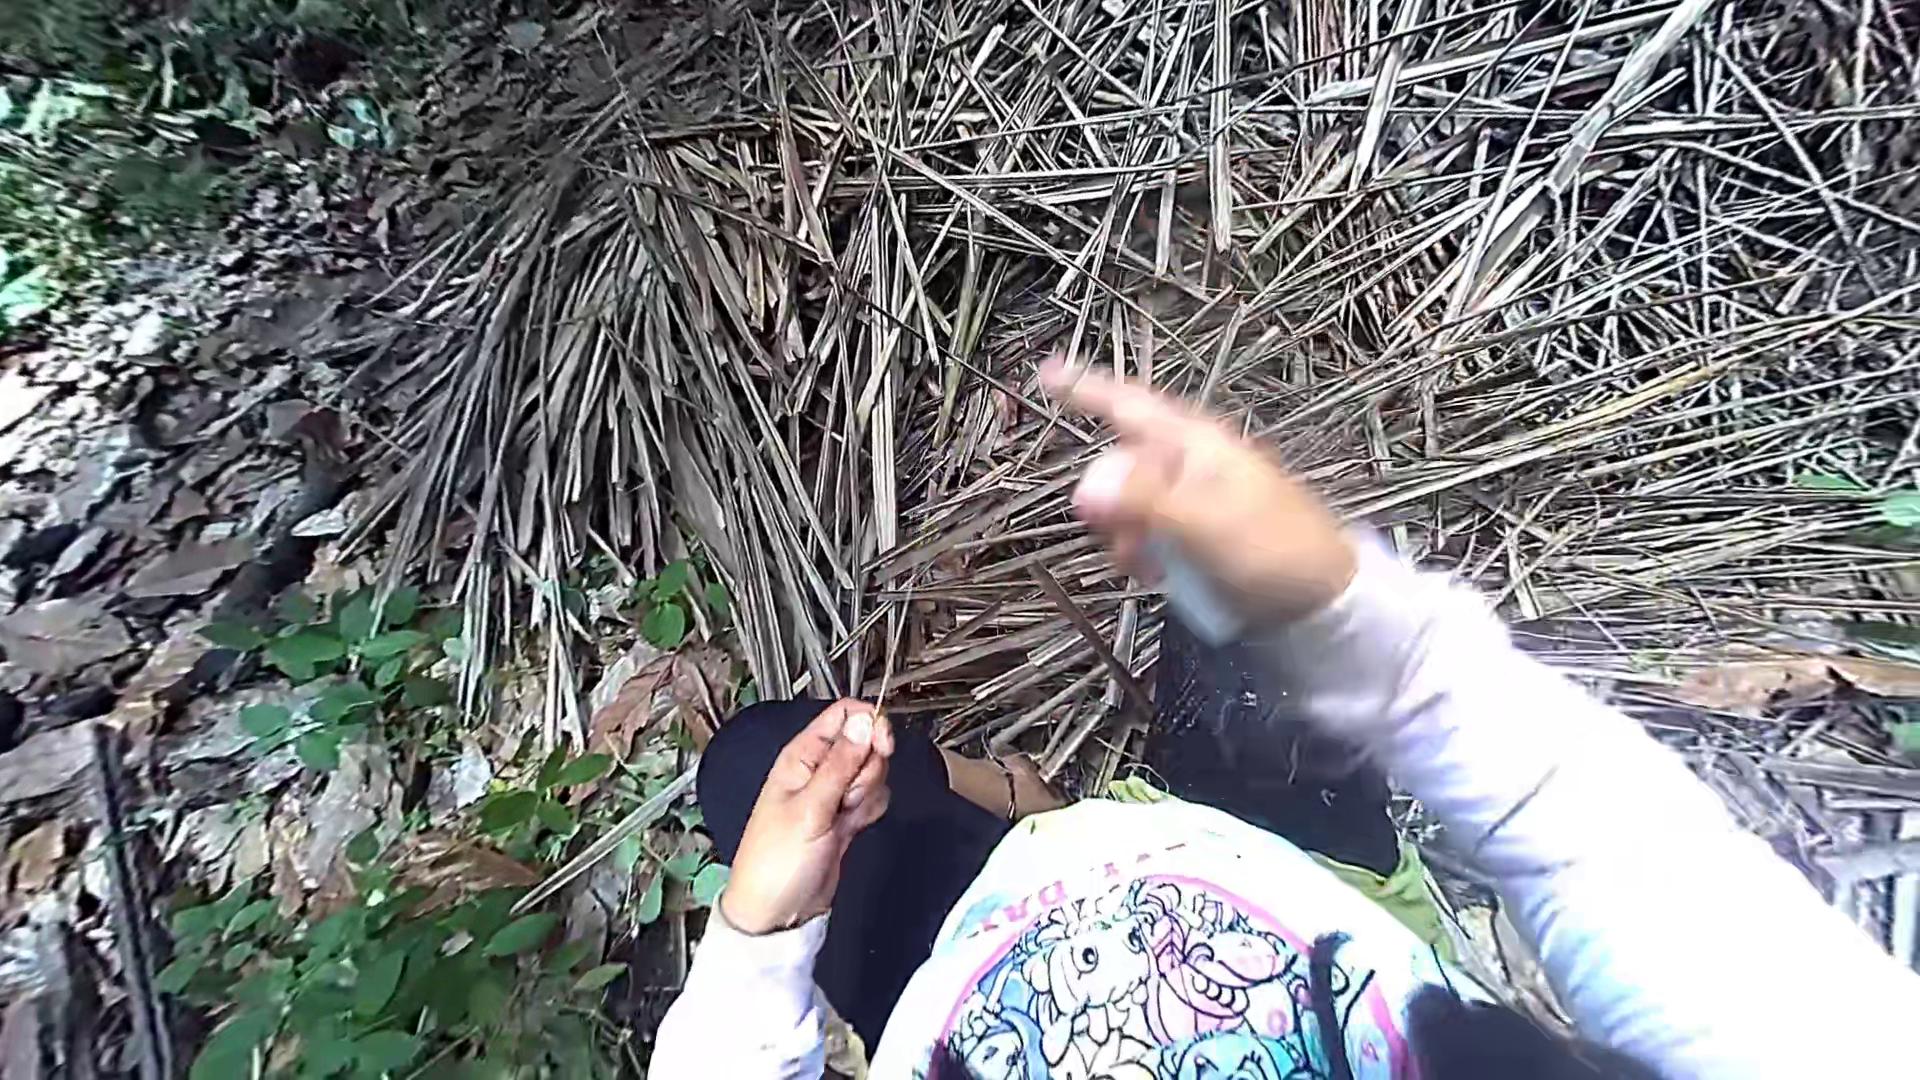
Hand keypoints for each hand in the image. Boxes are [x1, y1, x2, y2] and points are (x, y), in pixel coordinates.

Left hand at [720, 699, 894, 934]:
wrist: (778, 914)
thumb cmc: (775, 863)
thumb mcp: (809, 809)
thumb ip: (841, 763)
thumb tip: (865, 721)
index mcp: (803, 754)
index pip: (846, 714)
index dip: (869, 723)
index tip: (881, 745)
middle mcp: (820, 766)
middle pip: (867, 740)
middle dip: (868, 768)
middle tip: (847, 794)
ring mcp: (835, 789)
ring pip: (874, 769)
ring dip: (867, 793)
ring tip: (842, 815)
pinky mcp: (847, 811)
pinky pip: (874, 796)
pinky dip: (869, 811)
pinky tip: (850, 827)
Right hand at [1042, 357, 1357, 625]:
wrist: (1320, 600)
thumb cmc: (1273, 551)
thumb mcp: (1206, 526)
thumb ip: (1144, 503)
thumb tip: (1083, 488)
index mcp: (1194, 444)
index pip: (1129, 406)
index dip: (1086, 389)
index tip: (1046, 374)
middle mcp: (1186, 464)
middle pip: (1119, 467)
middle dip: (1110, 505)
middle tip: (1121, 539)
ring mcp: (1187, 498)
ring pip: (1127, 505)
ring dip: (1125, 536)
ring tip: (1150, 566)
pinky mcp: (1189, 529)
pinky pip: (1143, 531)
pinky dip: (1140, 551)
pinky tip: (1157, 573)